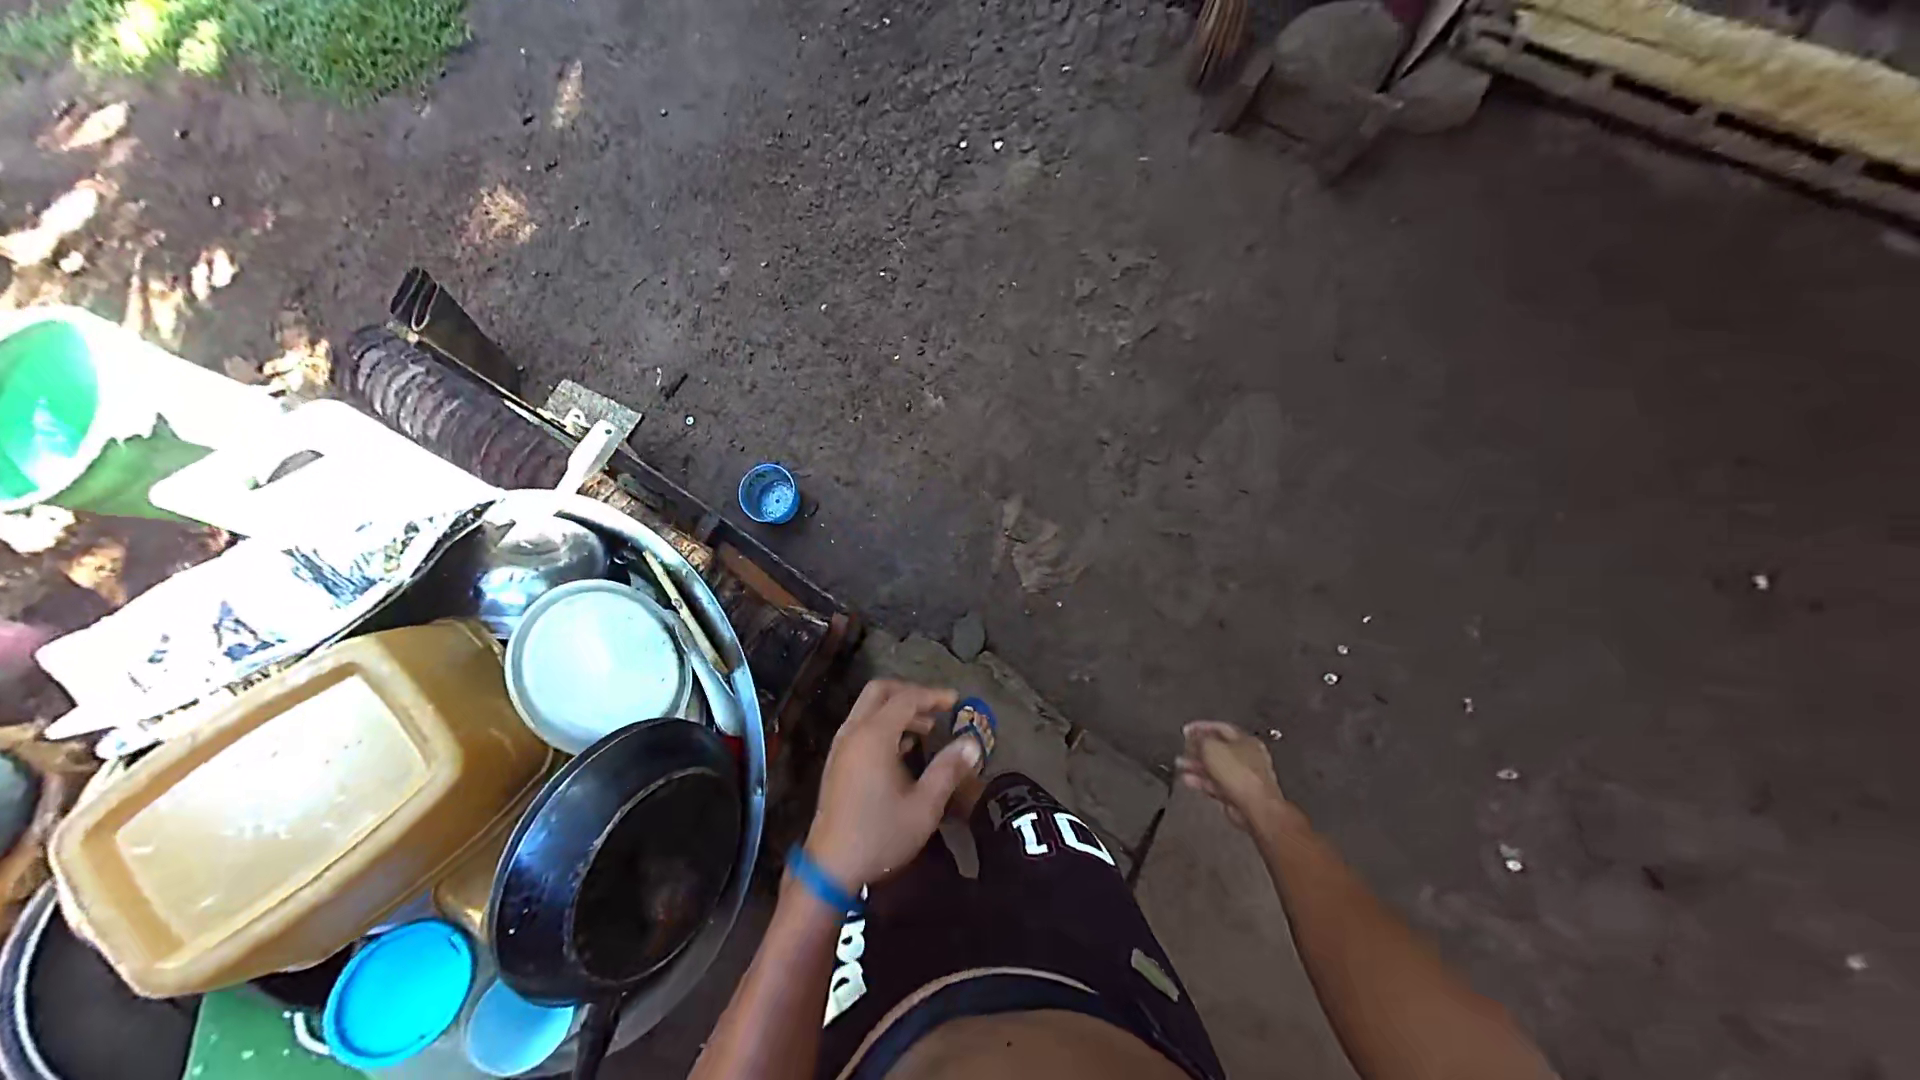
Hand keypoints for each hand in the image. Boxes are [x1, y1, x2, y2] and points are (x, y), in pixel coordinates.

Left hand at [805, 680, 981, 890]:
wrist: (831, 868)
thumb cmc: (881, 835)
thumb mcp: (924, 805)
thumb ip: (948, 769)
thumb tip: (972, 744)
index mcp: (874, 736)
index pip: (906, 699)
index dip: (933, 696)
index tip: (956, 701)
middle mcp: (853, 733)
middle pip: (880, 692)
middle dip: (910, 693)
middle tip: (936, 707)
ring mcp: (841, 747)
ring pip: (868, 709)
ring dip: (896, 710)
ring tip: (927, 729)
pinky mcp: (837, 762)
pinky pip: (861, 727)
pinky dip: (883, 725)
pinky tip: (904, 748)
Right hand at [1176, 721, 1303, 835]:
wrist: (1255, 808)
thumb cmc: (1239, 774)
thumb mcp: (1211, 747)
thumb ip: (1200, 738)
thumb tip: (1193, 734)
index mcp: (1246, 741)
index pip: (1221, 728)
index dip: (1201, 727)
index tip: (1187, 730)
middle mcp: (1247, 757)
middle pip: (1217, 749)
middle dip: (1197, 749)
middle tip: (1183, 748)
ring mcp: (1243, 777)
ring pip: (1215, 768)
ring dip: (1197, 766)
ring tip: (1181, 765)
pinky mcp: (1237, 794)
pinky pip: (1216, 784)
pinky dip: (1202, 781)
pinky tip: (1188, 780)